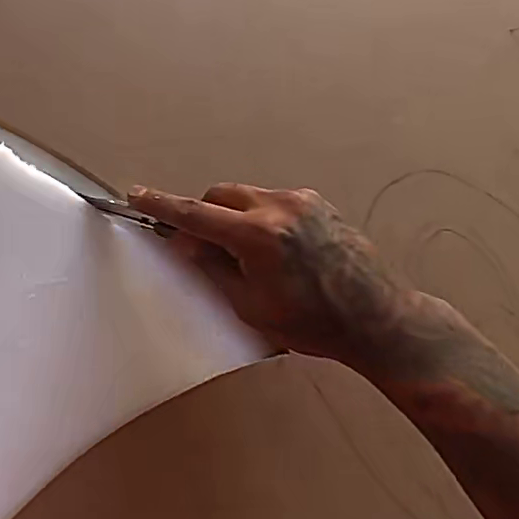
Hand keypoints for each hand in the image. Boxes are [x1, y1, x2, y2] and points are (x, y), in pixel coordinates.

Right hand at [129, 184, 425, 368]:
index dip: (161, 206)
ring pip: (245, 196)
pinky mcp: (318, 203)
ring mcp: (302, 202)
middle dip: (203, 215)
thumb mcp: (250, 305)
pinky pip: (270, 201)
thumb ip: (212, 267)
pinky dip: (257, 217)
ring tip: (242, 255)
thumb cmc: (316, 323)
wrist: (380, 320)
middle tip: (199, 248)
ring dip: (231, 217)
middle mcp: (280, 208)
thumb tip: (187, 244)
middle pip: (219, 195)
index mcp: (258, 236)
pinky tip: (270, 249)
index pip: (195, 214)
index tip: (137, 195)